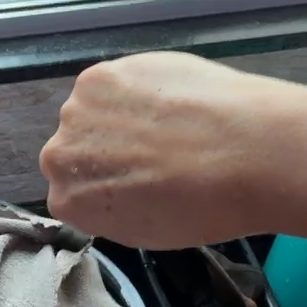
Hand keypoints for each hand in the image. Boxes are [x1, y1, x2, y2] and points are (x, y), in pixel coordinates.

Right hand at [40, 52, 306, 248]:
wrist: (248, 152)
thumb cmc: (206, 206)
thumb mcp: (146, 230)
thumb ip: (111, 208)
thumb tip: (117, 186)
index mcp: (67, 203)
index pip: (72, 191)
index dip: (105, 185)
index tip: (134, 182)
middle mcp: (58, 157)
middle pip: (73, 149)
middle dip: (104, 148)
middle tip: (151, 151)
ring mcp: (76, 111)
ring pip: (91, 112)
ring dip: (118, 114)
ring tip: (166, 121)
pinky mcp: (99, 75)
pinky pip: (111, 84)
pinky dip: (136, 87)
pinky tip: (171, 97)